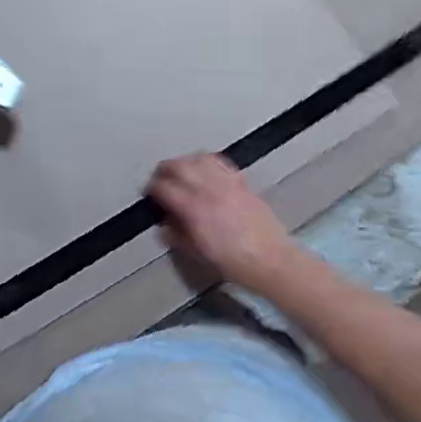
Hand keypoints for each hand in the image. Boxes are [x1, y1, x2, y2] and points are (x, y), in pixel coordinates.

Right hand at [146, 153, 297, 291]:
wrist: (271, 260)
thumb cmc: (234, 263)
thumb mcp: (198, 254)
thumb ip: (178, 235)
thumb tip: (165, 226)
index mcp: (194, 209)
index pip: (164, 187)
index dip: (152, 188)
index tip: (149, 193)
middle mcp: (209, 190)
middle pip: (178, 165)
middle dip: (164, 170)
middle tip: (159, 179)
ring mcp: (226, 183)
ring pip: (198, 158)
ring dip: (184, 162)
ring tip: (179, 171)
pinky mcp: (241, 182)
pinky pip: (219, 162)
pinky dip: (206, 161)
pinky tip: (204, 169)